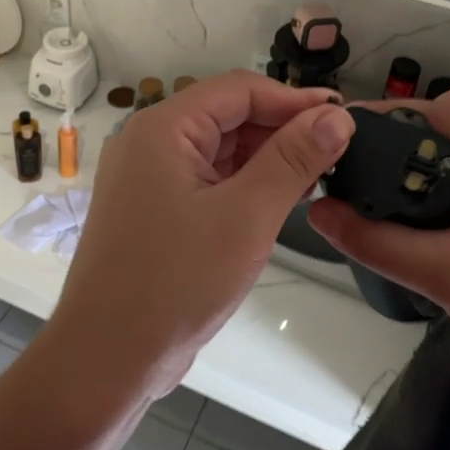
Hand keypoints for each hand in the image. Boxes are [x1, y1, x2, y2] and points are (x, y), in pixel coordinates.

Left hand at [50, 71, 356, 391]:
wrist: (105, 359)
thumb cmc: (175, 282)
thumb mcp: (246, 217)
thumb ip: (293, 160)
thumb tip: (336, 117)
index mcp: (163, 129)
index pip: (239, 90)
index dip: (293, 99)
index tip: (343, 115)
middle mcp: (150, 142)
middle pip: (228, 116)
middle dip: (282, 129)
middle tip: (338, 150)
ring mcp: (148, 178)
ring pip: (219, 150)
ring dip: (267, 159)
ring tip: (318, 174)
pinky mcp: (154, 211)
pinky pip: (206, 180)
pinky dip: (244, 185)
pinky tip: (280, 200)